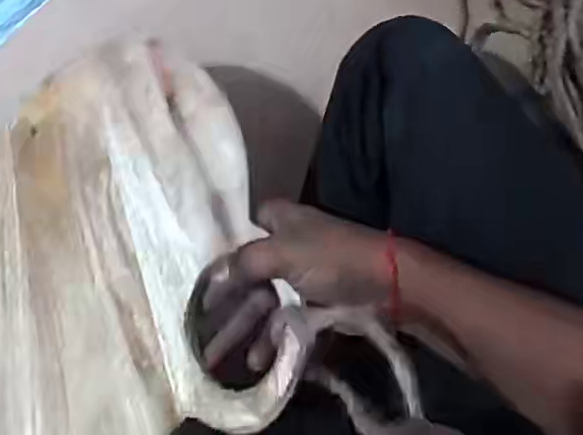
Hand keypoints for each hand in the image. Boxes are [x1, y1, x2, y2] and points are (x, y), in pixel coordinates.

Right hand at [195, 202, 391, 375]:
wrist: (385, 283)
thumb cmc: (331, 256)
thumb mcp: (283, 252)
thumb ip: (246, 261)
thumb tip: (213, 274)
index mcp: (282, 220)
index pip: (245, 226)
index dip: (223, 248)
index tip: (198, 275)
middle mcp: (287, 245)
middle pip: (248, 272)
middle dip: (224, 302)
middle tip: (197, 330)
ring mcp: (300, 276)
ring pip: (262, 301)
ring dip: (241, 327)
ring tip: (214, 357)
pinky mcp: (313, 304)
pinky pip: (283, 321)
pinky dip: (268, 339)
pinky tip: (255, 361)